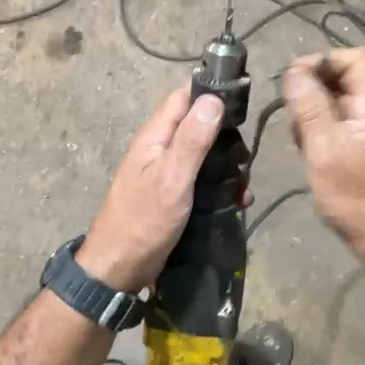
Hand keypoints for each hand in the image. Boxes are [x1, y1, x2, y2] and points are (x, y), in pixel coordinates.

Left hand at [77, 86, 224, 292]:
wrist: (118, 270)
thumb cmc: (144, 222)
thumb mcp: (171, 178)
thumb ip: (191, 139)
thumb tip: (213, 98)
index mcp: (155, 136)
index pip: (183, 97)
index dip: (211, 93)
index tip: (242, 104)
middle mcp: (160, 149)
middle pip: (198, 125)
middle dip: (225, 136)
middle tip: (245, 159)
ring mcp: (166, 172)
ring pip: (203, 154)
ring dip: (226, 165)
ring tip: (244, 186)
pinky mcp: (174, 195)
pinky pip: (202, 179)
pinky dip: (219, 186)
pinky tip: (236, 201)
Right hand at [281, 49, 364, 257]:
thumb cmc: (352, 194)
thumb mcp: (324, 148)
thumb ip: (309, 108)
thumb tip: (294, 71)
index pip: (356, 58)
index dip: (326, 59)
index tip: (298, 78)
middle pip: (342, 76)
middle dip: (312, 86)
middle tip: (291, 108)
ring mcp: (363, 128)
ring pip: (333, 99)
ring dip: (310, 109)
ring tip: (298, 133)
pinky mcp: (354, 144)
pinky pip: (332, 121)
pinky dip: (315, 127)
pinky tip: (305, 147)